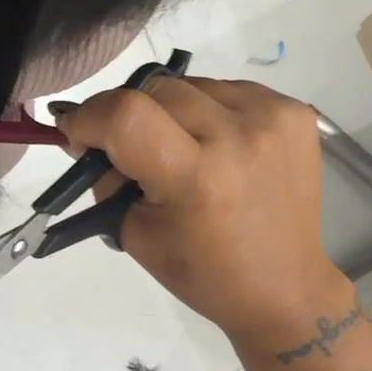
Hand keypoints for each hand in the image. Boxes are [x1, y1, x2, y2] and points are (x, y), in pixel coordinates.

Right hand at [56, 77, 344, 335]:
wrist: (281, 285)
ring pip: (191, 85)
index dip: (89, 118)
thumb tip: (94, 145)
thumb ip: (110, 184)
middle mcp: (238, 136)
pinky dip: (206, 112)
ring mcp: (273, 117)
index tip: (76, 135)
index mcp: (196, 178)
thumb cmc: (202, 274)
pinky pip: (228, 91)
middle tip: (119, 148)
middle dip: (124, 114)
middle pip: (156, 90)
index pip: (126, 117)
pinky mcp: (295, 111)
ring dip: (167, 111)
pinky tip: (211, 147)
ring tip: (173, 151)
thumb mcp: (136, 236)